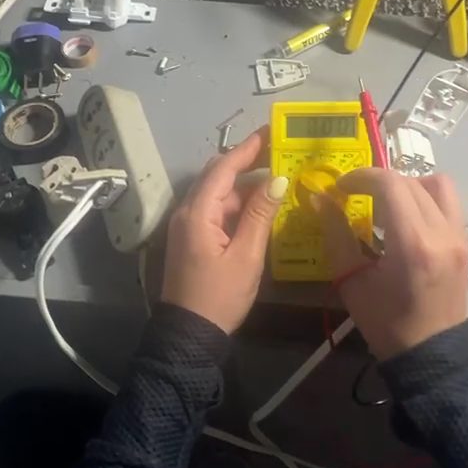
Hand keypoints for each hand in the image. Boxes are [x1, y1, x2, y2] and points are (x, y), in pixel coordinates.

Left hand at [161, 131, 287, 333]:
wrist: (189, 335)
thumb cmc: (219, 296)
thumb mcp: (246, 256)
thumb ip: (261, 215)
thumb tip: (278, 179)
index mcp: (198, 212)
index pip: (223, 168)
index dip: (248, 149)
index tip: (271, 132)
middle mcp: (188, 211)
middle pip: (217, 175)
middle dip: (246, 161)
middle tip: (279, 151)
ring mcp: (188, 225)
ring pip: (218, 193)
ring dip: (244, 184)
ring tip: (277, 175)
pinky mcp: (193, 238)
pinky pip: (216, 210)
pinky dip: (238, 203)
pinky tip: (262, 204)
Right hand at [315, 169, 467, 358]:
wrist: (431, 356)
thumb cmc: (386, 323)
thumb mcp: (352, 281)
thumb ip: (337, 234)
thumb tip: (320, 199)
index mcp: (413, 242)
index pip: (390, 184)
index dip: (361, 177)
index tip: (341, 188)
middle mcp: (441, 231)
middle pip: (410, 182)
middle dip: (378, 181)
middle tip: (355, 196)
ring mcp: (458, 235)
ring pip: (436, 184)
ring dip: (408, 184)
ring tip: (386, 203)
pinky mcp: (464, 241)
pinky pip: (449, 202)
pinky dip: (426, 197)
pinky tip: (406, 217)